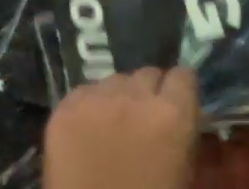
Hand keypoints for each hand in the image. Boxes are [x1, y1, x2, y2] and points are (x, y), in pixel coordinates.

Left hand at [45, 66, 199, 188]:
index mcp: (172, 115)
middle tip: (142, 121)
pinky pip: (83, 92)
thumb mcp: (181, 175)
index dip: (180, 91)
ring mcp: (95, 99)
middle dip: (148, 93)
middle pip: (147, 74)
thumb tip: (179, 116)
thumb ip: (182, 135)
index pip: (183, 76)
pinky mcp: (64, 108)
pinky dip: (88, 107)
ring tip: (112, 127)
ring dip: (117, 98)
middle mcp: (134, 96)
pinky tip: (87, 133)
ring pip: (114, 80)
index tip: (176, 104)